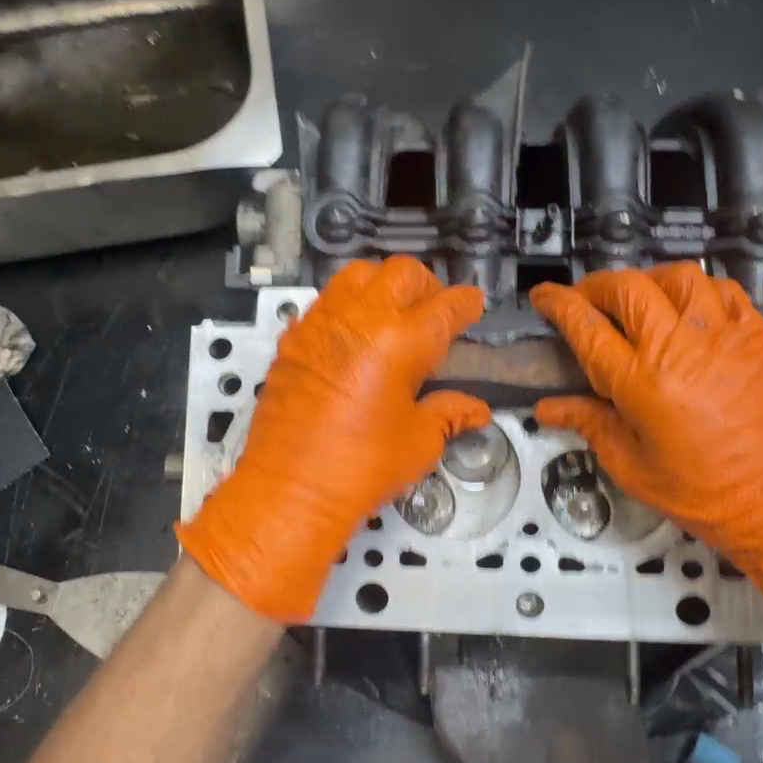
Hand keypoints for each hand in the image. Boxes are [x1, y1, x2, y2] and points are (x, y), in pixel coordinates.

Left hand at [178, 257, 491, 621]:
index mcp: (400, 342)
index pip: (445, 305)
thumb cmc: (355, 469)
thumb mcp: (419, 441)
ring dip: (384, 285)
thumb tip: (472, 409)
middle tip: (435, 311)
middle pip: (402, 272)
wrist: (290, 489)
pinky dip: (348, 306)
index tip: (471, 306)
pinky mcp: (294, 338)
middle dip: (426, 286)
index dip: (465, 303)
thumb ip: (449, 413)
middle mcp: (359, 320)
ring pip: (358, 274)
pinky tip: (356, 334)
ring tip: (394, 313)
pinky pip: (326, 301)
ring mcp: (321, 324)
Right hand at [529, 264, 762, 635]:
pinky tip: (686, 308)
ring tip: (637, 300)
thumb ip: (589, 425)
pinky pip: (723, 289)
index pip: (586, 326)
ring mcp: (722, 335)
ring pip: (677, 277)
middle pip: (627, 288)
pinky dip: (696, 289)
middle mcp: (679, 346)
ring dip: (647, 281)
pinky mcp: (755, 336)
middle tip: (585, 302)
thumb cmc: (702, 492)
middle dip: (596, 286)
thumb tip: (548, 408)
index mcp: (641, 382)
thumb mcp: (631, 467)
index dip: (558, 304)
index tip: (543, 297)